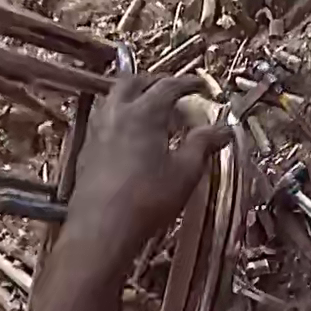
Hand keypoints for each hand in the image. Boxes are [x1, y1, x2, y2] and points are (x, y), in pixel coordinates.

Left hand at [67, 75, 228, 251]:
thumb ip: (203, 144)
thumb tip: (224, 130)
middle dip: (156, 82)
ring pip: (114, 98)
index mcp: (144, 113)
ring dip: (134, 96)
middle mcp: (116, 114)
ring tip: (152, 111)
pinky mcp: (87, 149)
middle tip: (174, 91)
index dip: (188, 82)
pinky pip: (104, 118)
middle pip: (134, 82)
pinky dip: (121, 115)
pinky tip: (131, 136)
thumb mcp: (185, 171)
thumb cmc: (146, 200)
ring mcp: (97, 130)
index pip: (168, 85)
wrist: (101, 228)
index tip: (201, 85)